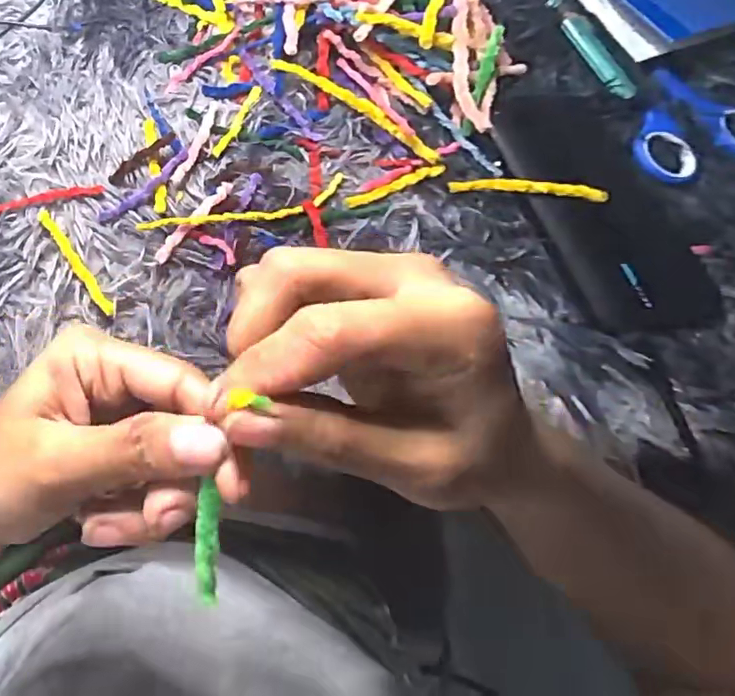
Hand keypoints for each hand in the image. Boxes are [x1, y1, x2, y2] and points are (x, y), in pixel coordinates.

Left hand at [0, 323, 243, 549]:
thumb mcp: (60, 463)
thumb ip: (135, 450)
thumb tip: (215, 442)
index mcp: (95, 356)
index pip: (176, 379)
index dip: (211, 426)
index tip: (233, 487)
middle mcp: (114, 377)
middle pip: (183, 425)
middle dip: (168, 482)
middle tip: (151, 520)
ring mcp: (118, 416)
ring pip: (174, 463)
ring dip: (148, 506)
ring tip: (101, 525)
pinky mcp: (119, 452)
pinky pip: (154, 485)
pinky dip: (134, 515)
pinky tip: (94, 524)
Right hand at [210, 248, 541, 510]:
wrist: (508, 431)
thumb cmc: (474, 459)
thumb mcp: (411, 471)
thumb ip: (324, 441)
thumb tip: (234, 424)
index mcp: (445, 323)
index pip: (331, 327)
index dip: (267, 365)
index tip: (227, 411)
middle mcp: (411, 274)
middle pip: (294, 272)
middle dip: (250, 329)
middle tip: (238, 389)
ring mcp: (382, 263)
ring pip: (283, 267)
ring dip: (253, 320)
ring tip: (260, 378)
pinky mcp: (358, 266)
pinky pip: (290, 274)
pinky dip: (264, 312)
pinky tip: (278, 354)